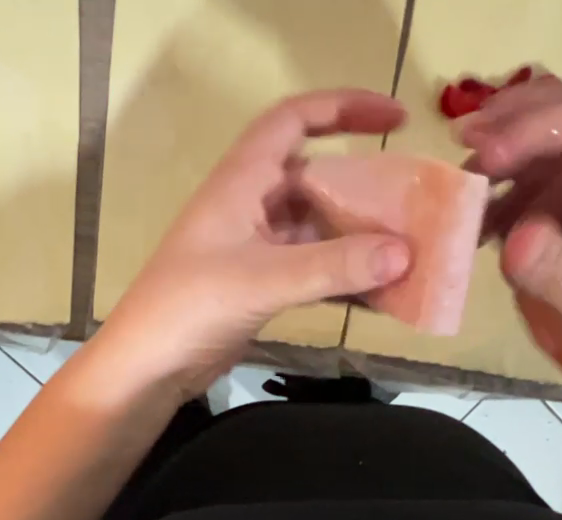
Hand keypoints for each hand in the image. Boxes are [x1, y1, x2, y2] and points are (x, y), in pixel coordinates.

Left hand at [102, 90, 413, 395]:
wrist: (146, 368)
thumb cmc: (190, 308)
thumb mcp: (264, 280)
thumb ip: (334, 266)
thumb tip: (404, 253)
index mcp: (240, 182)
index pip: (294, 120)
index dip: (345, 108)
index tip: (397, 118)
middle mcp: (247, 208)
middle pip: (316, 180)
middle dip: (365, 189)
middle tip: (416, 206)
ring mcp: (251, 250)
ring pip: (315, 231)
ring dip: (357, 241)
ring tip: (410, 254)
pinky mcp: (255, 288)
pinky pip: (309, 271)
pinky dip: (340, 279)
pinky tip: (377, 294)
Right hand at [454, 80, 561, 402]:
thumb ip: (558, 268)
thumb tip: (513, 234)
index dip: (536, 129)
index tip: (485, 156)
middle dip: (513, 124)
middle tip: (460, 137)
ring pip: (535, 166)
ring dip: (495, 167)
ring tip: (454, 186)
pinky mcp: (554, 245)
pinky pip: (517, 210)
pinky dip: (487, 211)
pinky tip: (465, 230)